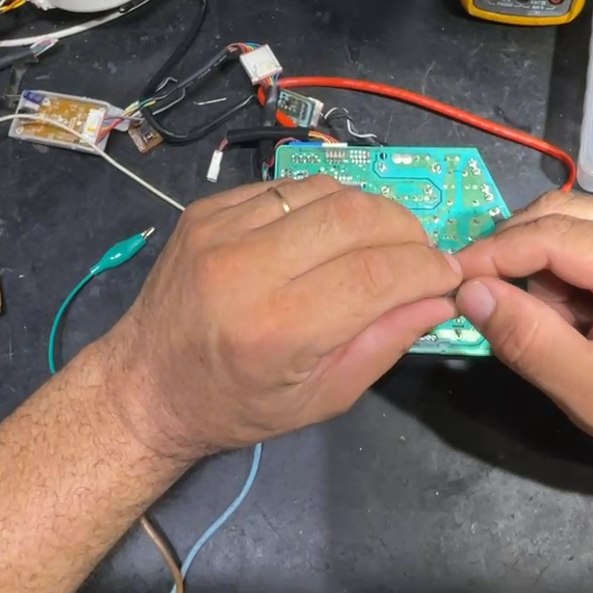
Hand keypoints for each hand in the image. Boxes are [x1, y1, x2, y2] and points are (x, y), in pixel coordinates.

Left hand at [89, 177, 461, 461]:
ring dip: (369, 210)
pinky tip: (327, 232)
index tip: (447, 275)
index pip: (376, 274)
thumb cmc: (235, 406)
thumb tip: (440, 298)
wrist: (145, 383)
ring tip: (380, 240)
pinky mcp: (207, 208)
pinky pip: (287, 186)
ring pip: (325, 188)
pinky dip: (323, 204)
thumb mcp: (319, 399)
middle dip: (407, 229)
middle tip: (420, 254)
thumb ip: (384, 343)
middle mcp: (245, 267)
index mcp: (275, 328)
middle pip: (355, 215)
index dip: (426, 268)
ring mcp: (220, 228)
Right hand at [452, 193, 592, 495]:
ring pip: (573, 219)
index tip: (449, 280)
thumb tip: (467, 291)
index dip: (493, 253)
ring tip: (557, 325)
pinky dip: (567, 268)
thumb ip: (527, 339)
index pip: (555, 235)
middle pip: (562, 213)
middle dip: (516, 256)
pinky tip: (579, 313)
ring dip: (543, 265)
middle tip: (493, 306)